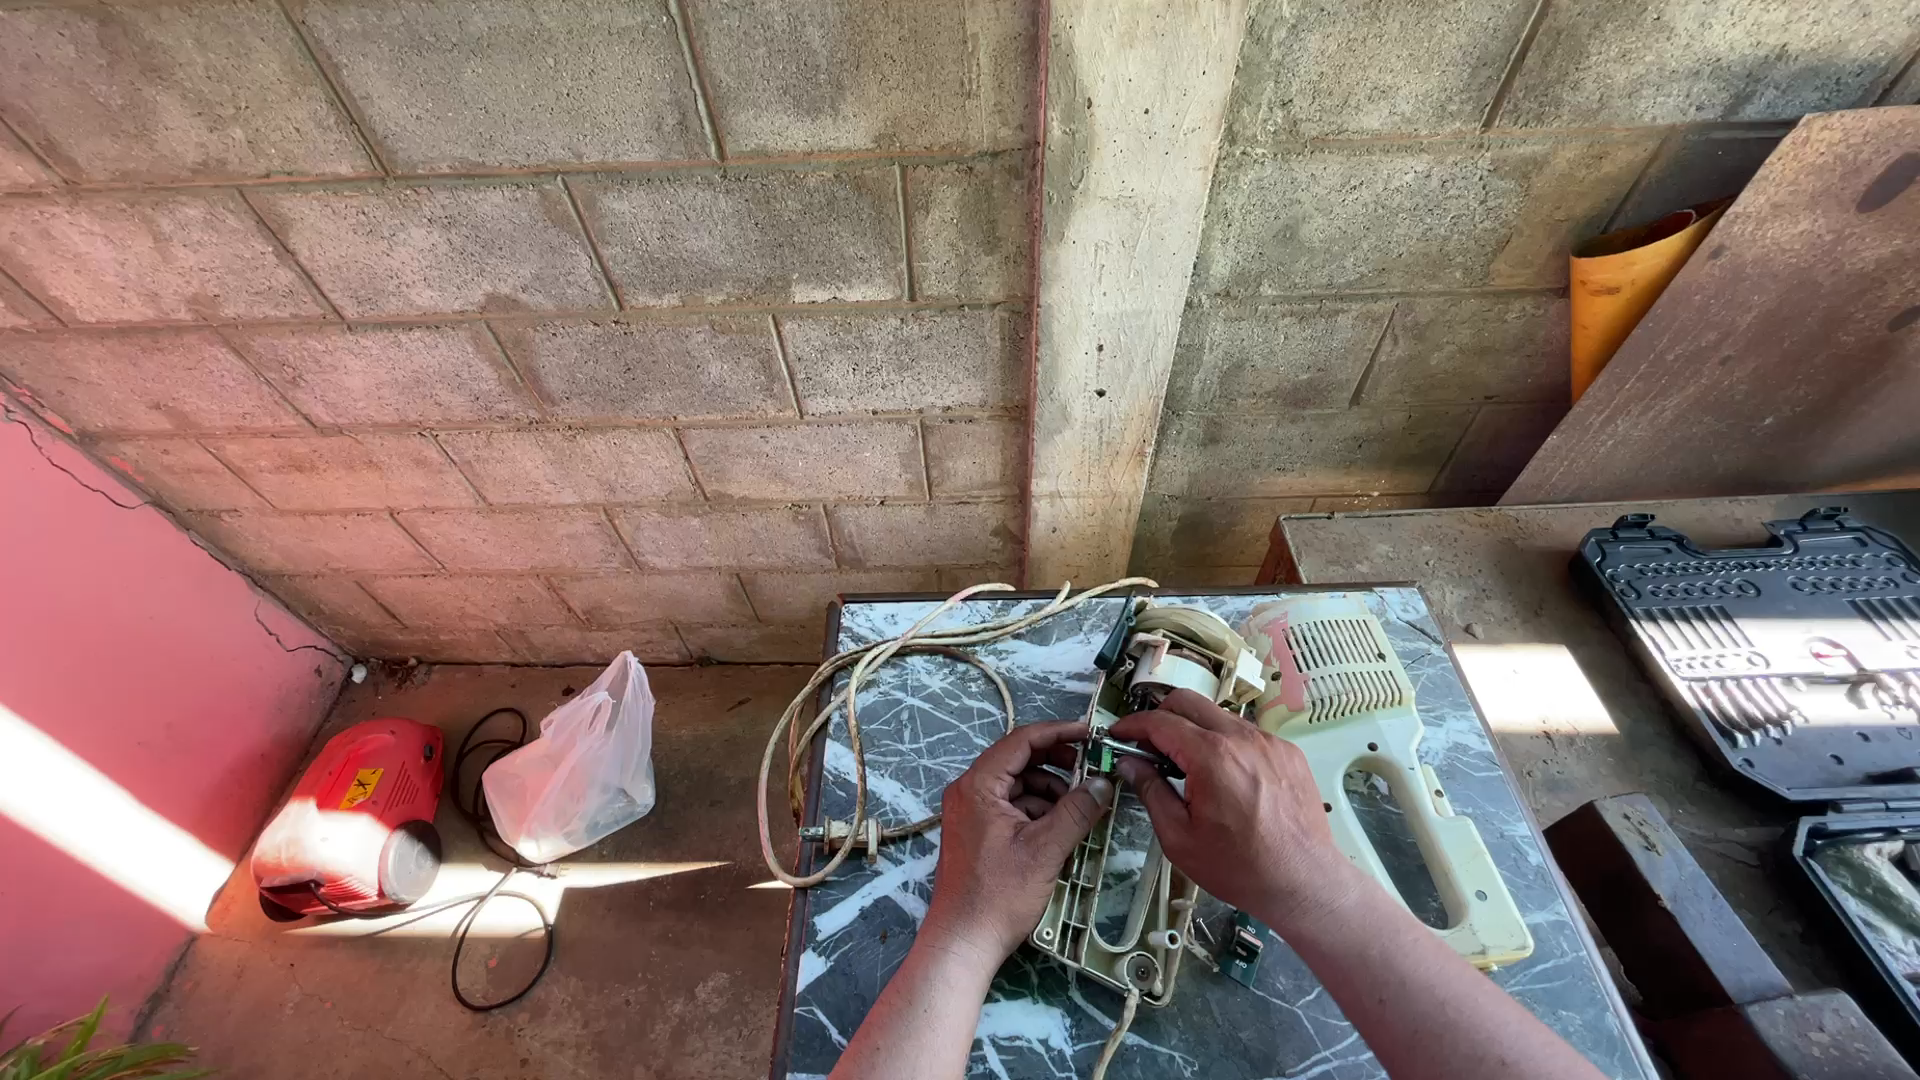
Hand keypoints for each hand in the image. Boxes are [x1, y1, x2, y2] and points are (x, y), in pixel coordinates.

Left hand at [920, 721, 1112, 968]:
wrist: (963, 942)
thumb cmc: (998, 895)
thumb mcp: (1045, 850)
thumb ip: (1076, 811)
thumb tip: (1104, 784)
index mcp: (978, 785)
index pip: (1021, 740)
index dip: (1058, 733)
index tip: (1089, 734)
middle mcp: (969, 790)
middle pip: (1019, 760)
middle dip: (1057, 764)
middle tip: (1090, 772)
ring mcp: (971, 810)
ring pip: (1018, 784)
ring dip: (1050, 791)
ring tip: (1078, 809)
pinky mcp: (977, 830)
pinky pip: (1011, 805)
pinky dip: (1036, 810)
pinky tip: (1059, 829)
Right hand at [1110, 689, 1363, 934]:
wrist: (1307, 885)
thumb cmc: (1239, 868)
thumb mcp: (1180, 838)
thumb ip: (1151, 791)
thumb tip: (1129, 762)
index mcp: (1211, 756)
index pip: (1160, 721)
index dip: (1132, 725)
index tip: (1117, 734)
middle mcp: (1241, 737)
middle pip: (1188, 702)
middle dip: (1161, 716)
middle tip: (1148, 746)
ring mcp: (1269, 741)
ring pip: (1217, 716)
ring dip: (1193, 730)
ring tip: (1187, 766)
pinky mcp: (1288, 752)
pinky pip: (1245, 733)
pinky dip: (1224, 743)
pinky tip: (1224, 777)